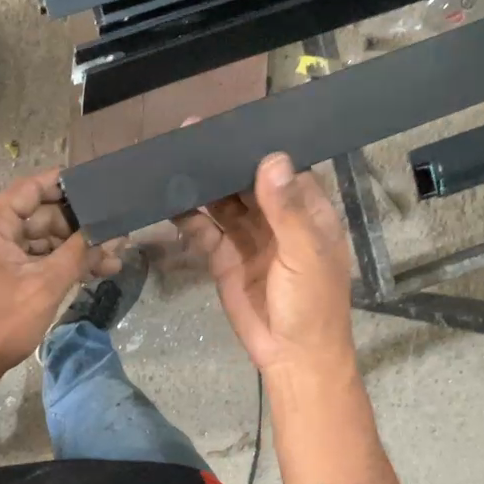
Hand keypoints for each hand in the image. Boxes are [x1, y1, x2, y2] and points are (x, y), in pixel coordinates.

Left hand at [0, 169, 118, 378]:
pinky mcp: (4, 277)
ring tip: (114, 258)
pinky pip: (36, 261)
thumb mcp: (46, 284)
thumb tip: (112, 233)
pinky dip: (61, 265)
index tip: (96, 183)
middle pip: (40, 217)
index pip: (29, 189)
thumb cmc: (3, 321)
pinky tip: (96, 272)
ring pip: (43, 242)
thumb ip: (80, 254)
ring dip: (75, 250)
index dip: (62, 184)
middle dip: (78, 227)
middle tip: (115, 231)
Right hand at [173, 150, 355, 374]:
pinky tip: (172, 204)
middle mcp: (278, 221)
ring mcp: (250, 241)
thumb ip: (287, 209)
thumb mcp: (305, 253)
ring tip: (174, 164)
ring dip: (203, 187)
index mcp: (308, 212)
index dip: (258, 148)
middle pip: (247, 183)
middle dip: (223, 163)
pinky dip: (190, 220)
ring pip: (224, 205)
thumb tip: (271, 159)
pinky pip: (206, 233)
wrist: (291, 356)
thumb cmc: (312, 304)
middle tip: (189, 136)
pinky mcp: (225, 262)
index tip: (230, 127)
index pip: (282, 169)